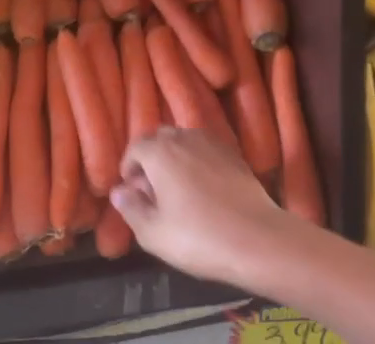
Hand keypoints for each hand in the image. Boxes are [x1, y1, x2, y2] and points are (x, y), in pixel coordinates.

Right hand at [111, 127, 300, 287]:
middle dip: (151, 159)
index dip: (128, 166)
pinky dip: (196, 160)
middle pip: (161, 138)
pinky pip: (205, 148)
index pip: (136, 145)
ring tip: (176, 190)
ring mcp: (213, 142)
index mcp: (162, 151)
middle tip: (151, 191)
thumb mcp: (153, 233)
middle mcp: (187, 137)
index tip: (131, 190)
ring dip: (174, 158)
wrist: (255, 237)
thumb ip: (131, 208)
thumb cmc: (198, 237)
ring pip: (185, 140)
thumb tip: (119, 190)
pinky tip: (202, 188)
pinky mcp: (234, 153)